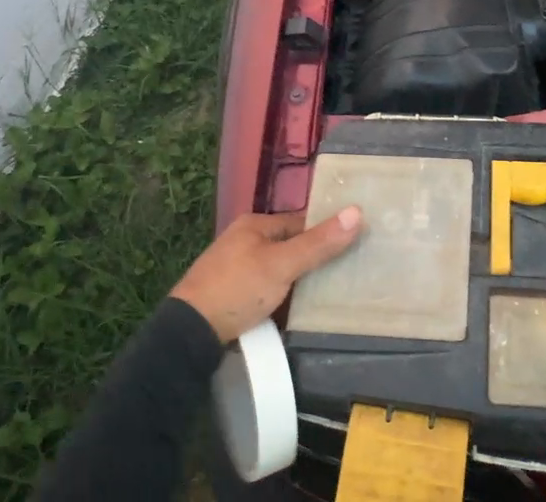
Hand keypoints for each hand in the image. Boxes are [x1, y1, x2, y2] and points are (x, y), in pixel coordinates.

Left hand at [170, 207, 362, 341]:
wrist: (188, 334)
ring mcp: (235, 268)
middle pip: (290, 246)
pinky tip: (297, 309)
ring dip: (298, 280)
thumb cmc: (237, 289)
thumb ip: (319, 243)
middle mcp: (243, 240)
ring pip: (278, 269)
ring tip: (329, 294)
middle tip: (346, 275)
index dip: (326, 234)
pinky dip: (282, 296)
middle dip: (313, 259)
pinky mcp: (230, 295)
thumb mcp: (282, 265)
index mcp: (254, 225)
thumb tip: (357, 211)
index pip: (301, 223)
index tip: (353, 249)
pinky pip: (266, 289)